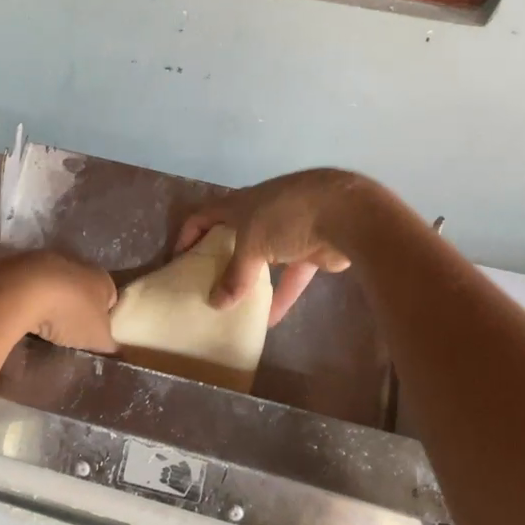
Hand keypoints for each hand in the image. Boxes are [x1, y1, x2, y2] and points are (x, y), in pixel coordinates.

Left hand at [0, 250, 117, 352]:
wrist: (22, 291)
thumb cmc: (69, 313)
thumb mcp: (97, 338)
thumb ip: (110, 344)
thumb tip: (113, 348)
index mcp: (101, 277)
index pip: (110, 298)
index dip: (104, 318)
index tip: (93, 335)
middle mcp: (78, 262)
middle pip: (81, 289)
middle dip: (75, 308)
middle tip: (68, 331)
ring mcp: (47, 259)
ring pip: (54, 285)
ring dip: (50, 301)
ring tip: (43, 324)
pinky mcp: (20, 264)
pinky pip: (29, 285)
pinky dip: (29, 297)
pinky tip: (24, 312)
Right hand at [176, 169, 367, 325]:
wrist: (347, 214)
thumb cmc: (287, 217)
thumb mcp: (252, 244)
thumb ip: (234, 276)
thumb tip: (216, 304)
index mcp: (241, 203)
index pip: (205, 214)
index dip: (188, 234)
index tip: (177, 260)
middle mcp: (262, 213)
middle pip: (234, 235)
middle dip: (221, 258)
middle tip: (206, 283)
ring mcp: (289, 230)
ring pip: (264, 257)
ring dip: (253, 280)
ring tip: (236, 302)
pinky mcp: (312, 249)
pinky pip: (291, 276)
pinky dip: (282, 295)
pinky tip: (270, 320)